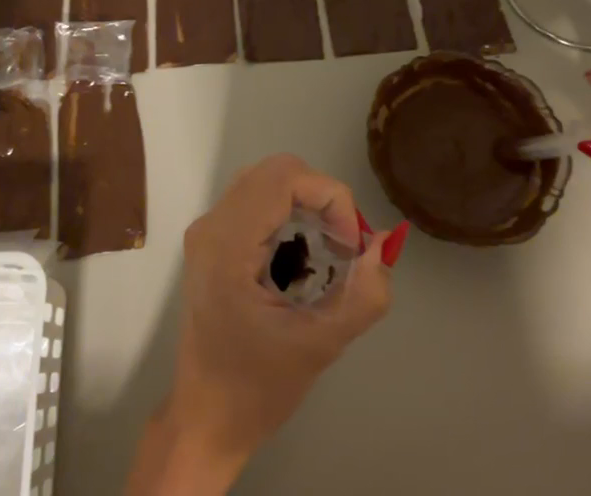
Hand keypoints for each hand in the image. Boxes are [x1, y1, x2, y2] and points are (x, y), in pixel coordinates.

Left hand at [128, 154, 397, 494]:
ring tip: (329, 254)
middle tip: (345, 250)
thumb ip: (362, 294)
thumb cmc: (257, 388)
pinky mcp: (212, 243)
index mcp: (227, 246)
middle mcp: (211, 227)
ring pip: (266, 183)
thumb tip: (384, 242)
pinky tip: (304, 260)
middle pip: (276, 172)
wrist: (206, 418)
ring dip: (307, 207)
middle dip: (322, 200)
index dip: (331, 198)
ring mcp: (207, 232)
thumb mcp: (321, 345)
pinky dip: (289, 215)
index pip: (284, 177)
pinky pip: (256, 202)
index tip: (351, 248)